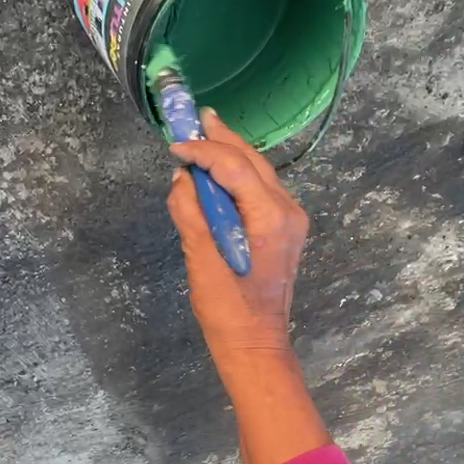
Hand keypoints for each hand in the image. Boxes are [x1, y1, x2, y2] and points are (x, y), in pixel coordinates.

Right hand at [166, 110, 309, 365]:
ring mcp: (289, 220)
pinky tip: (217, 171)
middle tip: (195, 118)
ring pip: (258, 172)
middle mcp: (287, 211)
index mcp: (271, 218)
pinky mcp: (282, 229)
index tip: (174, 146)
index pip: (235, 167)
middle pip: (253, 161)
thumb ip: (190, 215)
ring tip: (204, 133)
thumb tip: (181, 179)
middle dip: (222, 139)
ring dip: (230, 153)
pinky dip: (236, 174)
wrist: (255, 345)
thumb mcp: (202, 262)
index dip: (204, 151)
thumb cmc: (228, 310)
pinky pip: (259, 189)